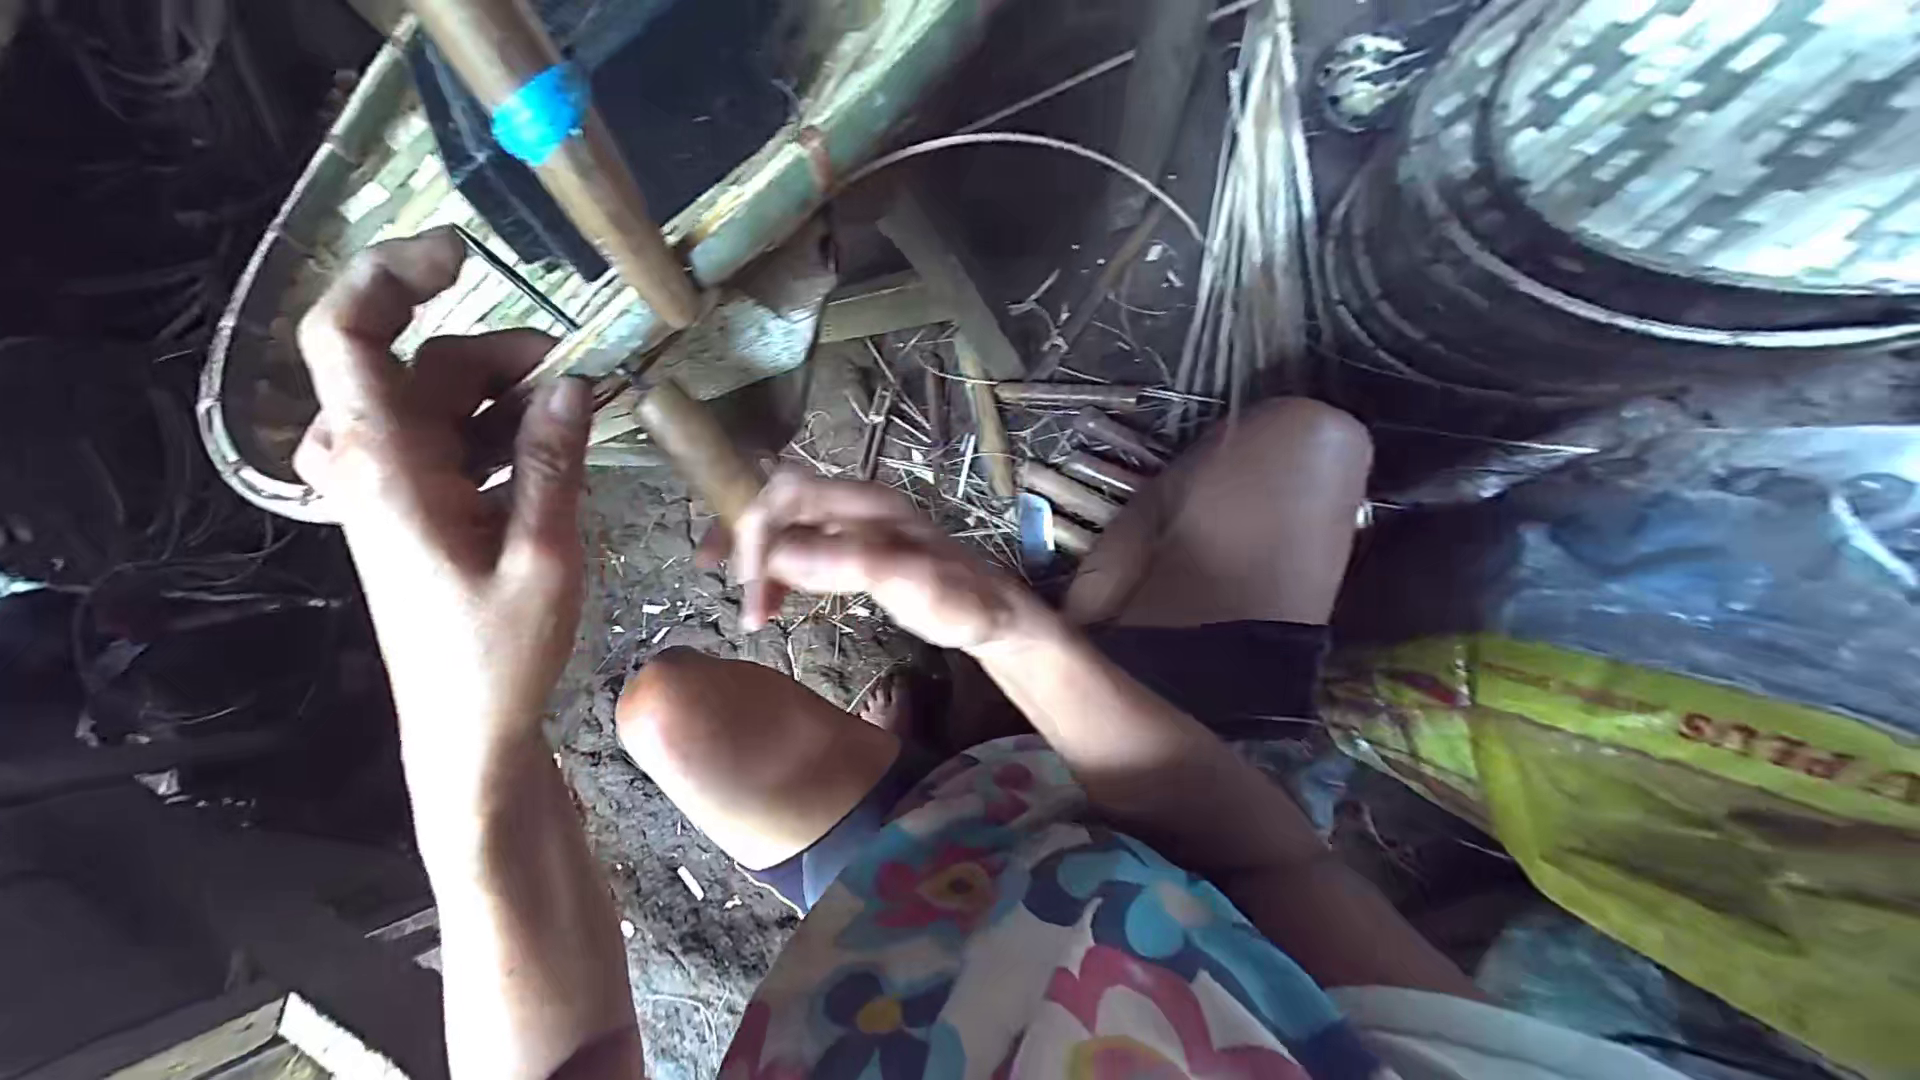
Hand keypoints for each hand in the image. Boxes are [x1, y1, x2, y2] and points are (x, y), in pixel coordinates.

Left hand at [294, 229, 592, 801]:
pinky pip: (456, 441)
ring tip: (582, 411)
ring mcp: (396, 487)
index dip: (394, 277)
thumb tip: (573, 383)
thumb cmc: (499, 649)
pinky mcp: (422, 508)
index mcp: (388, 471)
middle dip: (504, 356)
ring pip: (444, 403)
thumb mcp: (543, 555)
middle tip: (585, 374)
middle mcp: (376, 465)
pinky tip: (556, 448)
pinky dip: (506, 430)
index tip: (465, 253)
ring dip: (511, 395)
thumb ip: (554, 464)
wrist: (465, 719)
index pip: (352, 340)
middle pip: (424, 369)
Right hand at [724, 470, 1046, 651]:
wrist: (992, 614)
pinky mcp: (855, 551)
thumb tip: (780, 558)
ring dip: (758, 558)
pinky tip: (772, 599)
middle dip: (744, 536)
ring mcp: (855, 528)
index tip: (745, 580)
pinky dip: (779, 571)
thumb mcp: (915, 586)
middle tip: (717, 576)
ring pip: (787, 528)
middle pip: (780, 502)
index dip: (756, 527)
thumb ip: (853, 565)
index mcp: (869, 505)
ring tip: (750, 608)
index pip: (790, 493)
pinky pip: (803, 550)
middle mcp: (857, 507)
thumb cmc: (962, 601)